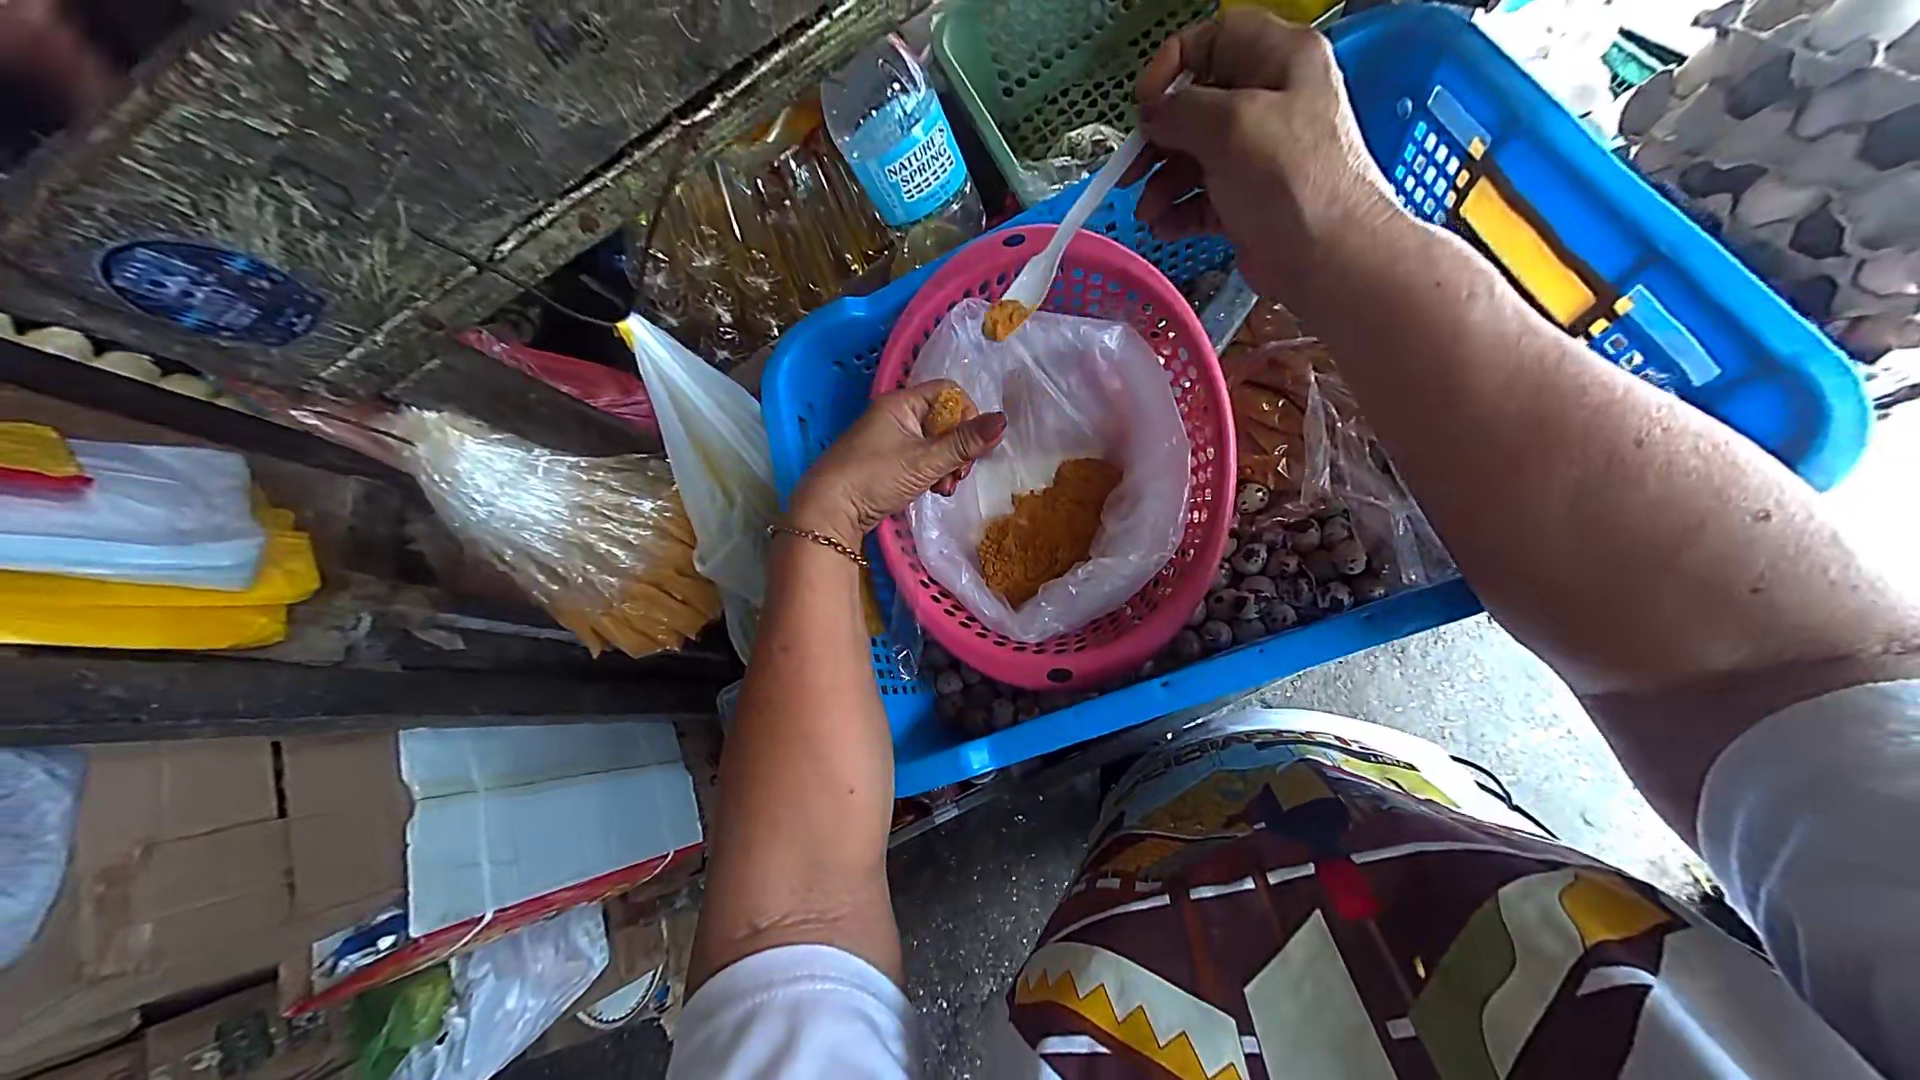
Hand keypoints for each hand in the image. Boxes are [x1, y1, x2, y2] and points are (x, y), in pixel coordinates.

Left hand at [788, 381, 1006, 548]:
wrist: (828, 511)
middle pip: (944, 420)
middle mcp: (895, 416)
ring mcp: (889, 440)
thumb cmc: (875, 477)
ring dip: (947, 465)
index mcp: (901, 403)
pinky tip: (933, 491)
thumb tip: (1003, 420)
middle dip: (958, 448)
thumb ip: (965, 442)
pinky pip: (920, 460)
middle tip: (959, 473)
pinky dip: (932, 474)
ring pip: (935, 444)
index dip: (967, 415)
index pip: (948, 393)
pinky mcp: (886, 463)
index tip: (972, 444)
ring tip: (944, 487)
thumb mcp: (926, 460)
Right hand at [1122, 9, 1405, 305]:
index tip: (1145, 105)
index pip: (1215, 39)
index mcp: (1278, 61)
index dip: (1173, 65)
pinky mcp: (1246, 200)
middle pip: (1195, 107)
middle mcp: (1268, 103)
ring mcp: (1256, 156)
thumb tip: (1152, 115)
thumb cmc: (1288, 179)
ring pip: (1192, 158)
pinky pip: (1200, 198)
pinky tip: (1166, 228)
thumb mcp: (1231, 125)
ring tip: (1149, 213)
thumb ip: (1182, 110)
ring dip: (1162, 185)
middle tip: (1129, 171)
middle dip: (1158, 141)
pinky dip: (1179, 212)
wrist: (1324, 255)